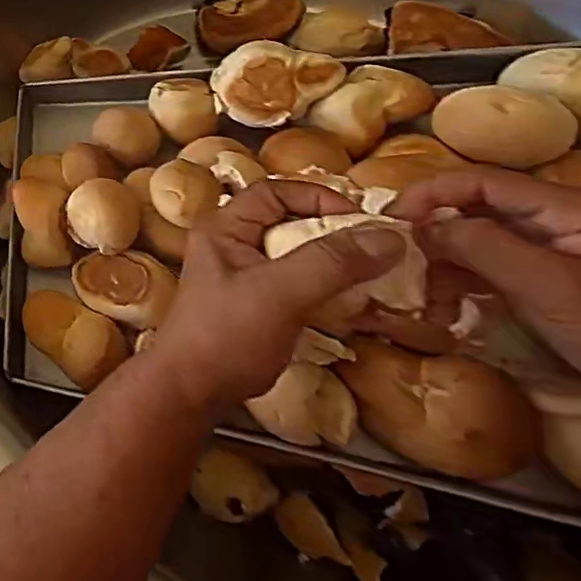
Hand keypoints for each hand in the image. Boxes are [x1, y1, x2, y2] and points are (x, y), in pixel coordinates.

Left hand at [150, 180, 406, 408]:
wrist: (192, 387)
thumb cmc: (225, 334)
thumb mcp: (278, 293)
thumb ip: (329, 263)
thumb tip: (388, 237)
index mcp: (224, 228)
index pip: (274, 192)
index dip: (317, 197)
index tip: (361, 220)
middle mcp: (233, 244)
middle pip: (291, 221)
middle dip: (336, 233)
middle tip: (379, 250)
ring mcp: (246, 275)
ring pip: (300, 255)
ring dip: (339, 264)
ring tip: (379, 278)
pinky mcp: (261, 304)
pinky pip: (302, 284)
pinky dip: (331, 290)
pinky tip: (361, 306)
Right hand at [386, 168, 580, 416]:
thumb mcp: (555, 292)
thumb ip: (484, 248)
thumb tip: (420, 226)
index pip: (487, 181)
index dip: (431, 193)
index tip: (389, 219)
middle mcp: (580, 217)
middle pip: (487, 208)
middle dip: (438, 231)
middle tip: (400, 258)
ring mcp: (579, 247)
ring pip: (494, 237)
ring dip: (454, 260)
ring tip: (425, 290)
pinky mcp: (576, 275)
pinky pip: (512, 262)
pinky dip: (478, 277)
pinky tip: (454, 299)